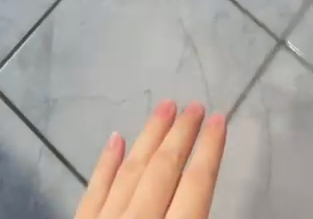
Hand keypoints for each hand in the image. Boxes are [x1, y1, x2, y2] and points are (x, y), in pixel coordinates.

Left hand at [75, 101, 227, 218]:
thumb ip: (197, 216)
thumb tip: (203, 191)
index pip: (196, 185)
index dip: (210, 150)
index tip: (218, 118)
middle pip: (163, 170)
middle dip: (181, 134)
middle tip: (195, 105)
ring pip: (130, 172)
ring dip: (150, 137)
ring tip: (165, 106)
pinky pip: (93, 192)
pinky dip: (106, 165)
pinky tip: (116, 139)